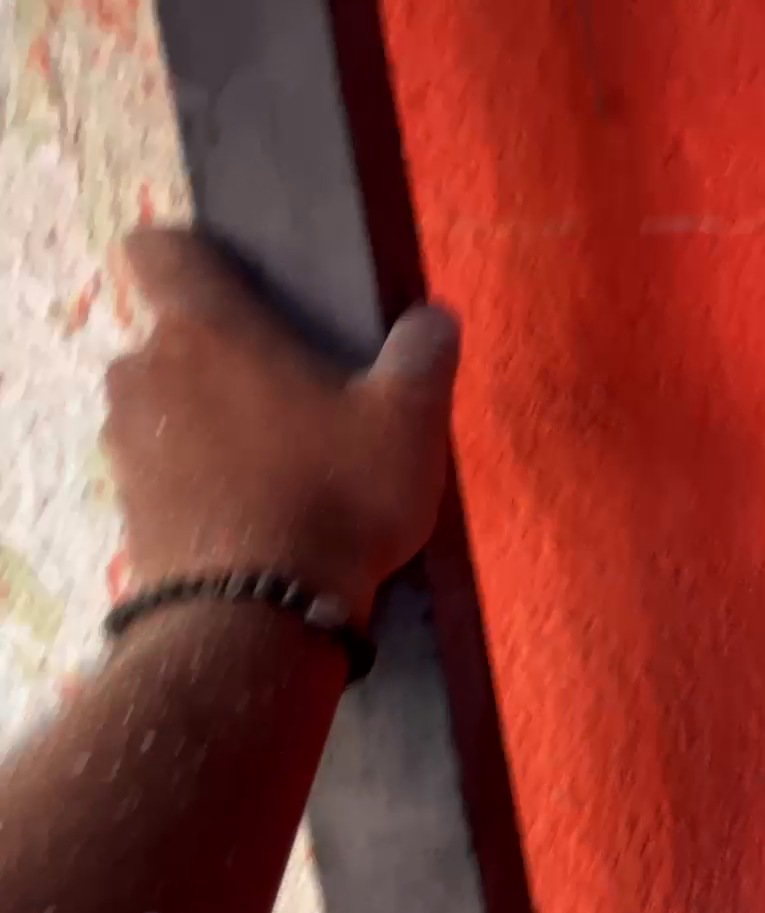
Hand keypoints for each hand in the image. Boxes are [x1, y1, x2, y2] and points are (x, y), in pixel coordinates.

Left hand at [103, 227, 459, 621]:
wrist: (262, 607)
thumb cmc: (341, 492)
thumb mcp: (412, 420)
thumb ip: (425, 356)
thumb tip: (434, 314)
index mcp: (212, 333)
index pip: (160, 250)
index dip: (201, 257)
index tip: (255, 292)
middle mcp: (149, 371)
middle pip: (179, 336)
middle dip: (239, 357)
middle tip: (312, 402)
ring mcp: (127, 438)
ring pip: (175, 400)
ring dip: (224, 415)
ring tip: (295, 462)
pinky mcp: (129, 497)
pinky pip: (171, 458)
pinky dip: (212, 468)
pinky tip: (270, 505)